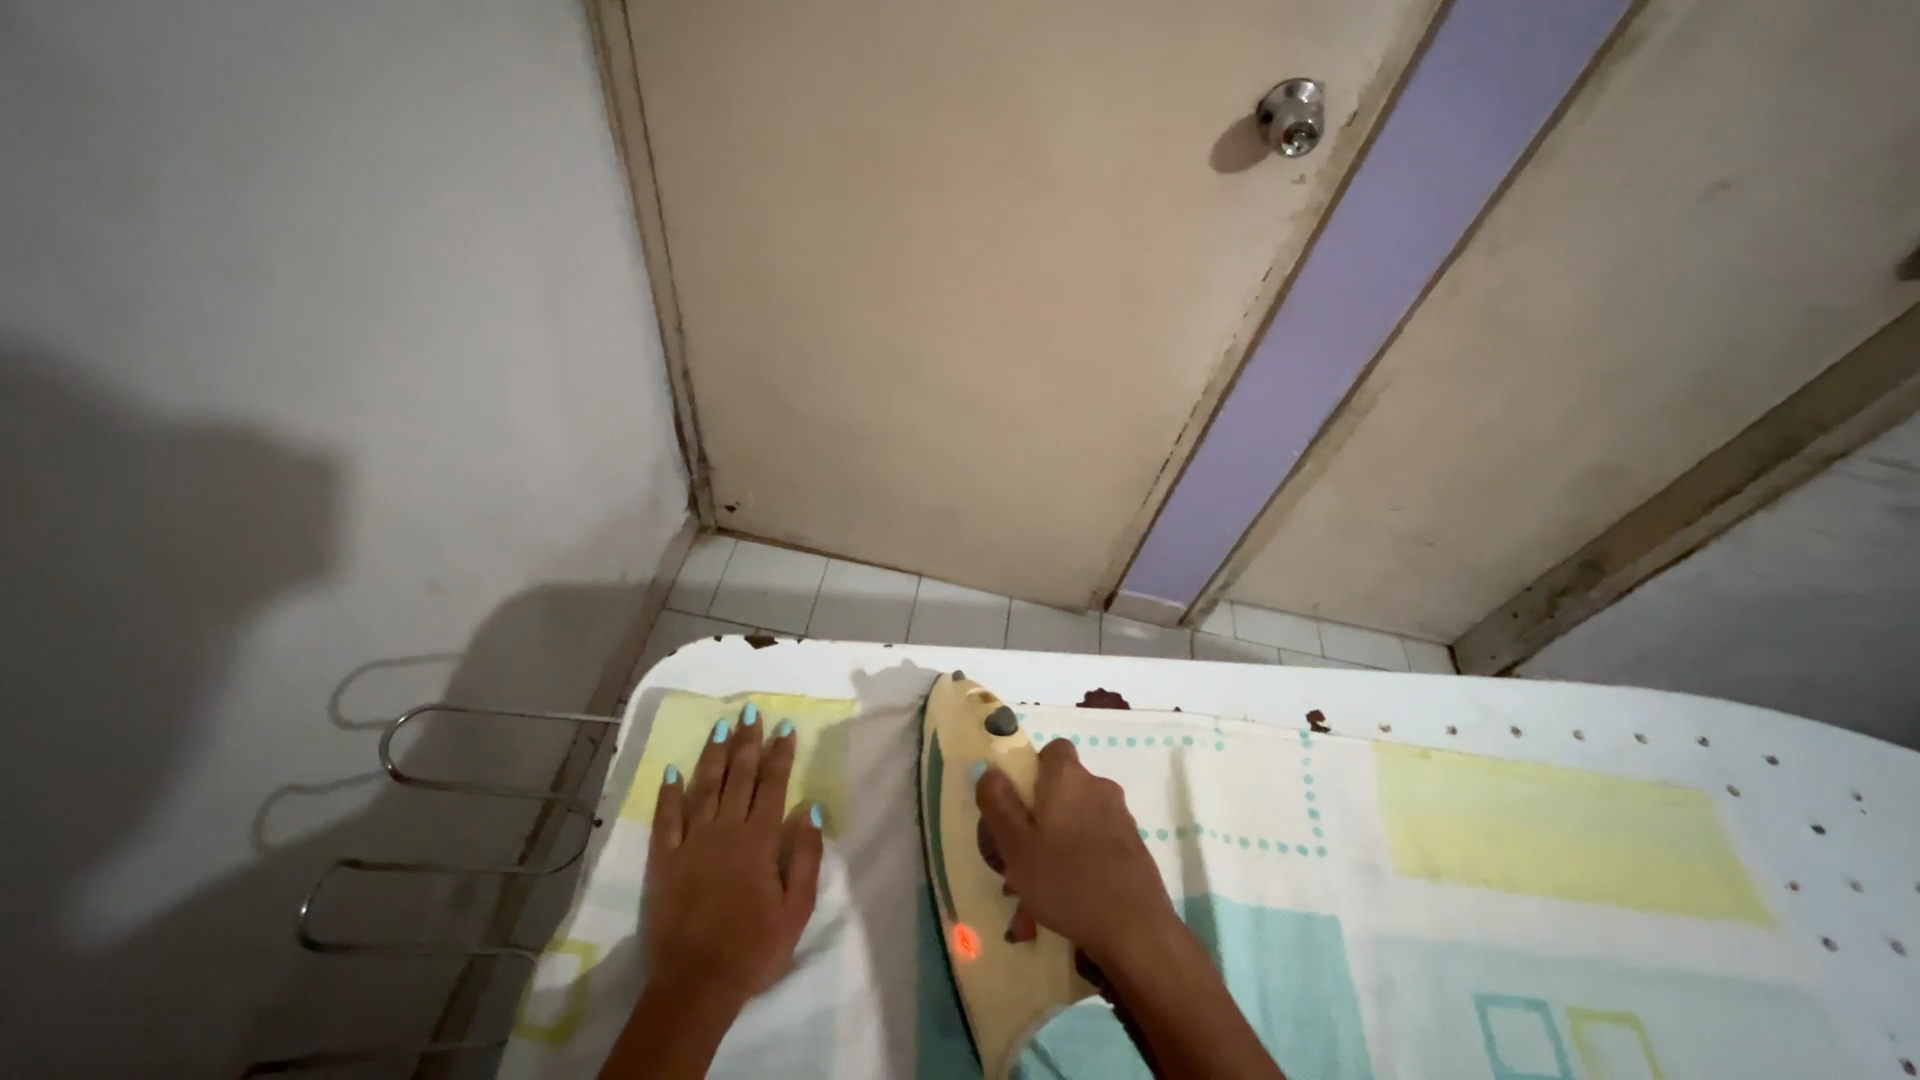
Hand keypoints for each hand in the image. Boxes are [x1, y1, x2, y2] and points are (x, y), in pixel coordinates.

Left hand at [643, 704, 823, 1008]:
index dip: (780, 754)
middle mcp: (725, 831)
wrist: (697, 981)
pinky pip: (666, 819)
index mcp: (759, 841)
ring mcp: (692, 843)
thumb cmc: (755, 947)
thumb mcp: (797, 908)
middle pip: (739, 777)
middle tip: (750, 711)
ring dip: (713, 755)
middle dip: (747, 741)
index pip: (773, 786)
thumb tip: (811, 809)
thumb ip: (804, 856)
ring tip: (720, 726)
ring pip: (704, 788)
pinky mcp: (665, 860)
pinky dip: (669, 794)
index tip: (785, 726)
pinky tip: (673, 772)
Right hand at [974, 738, 1175, 967]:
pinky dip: (1078, 866)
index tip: (1017, 804)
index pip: (1053, 750)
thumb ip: (998, 802)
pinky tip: (1064, 904)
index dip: (1033, 770)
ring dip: (1055, 849)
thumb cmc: (1064, 879)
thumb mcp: (1014, 844)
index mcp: (1068, 778)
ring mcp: (1120, 819)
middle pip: (1062, 790)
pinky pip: (1095, 847)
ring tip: (1034, 895)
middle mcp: (1098, 788)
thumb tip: (990, 769)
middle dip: (1039, 819)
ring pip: (1076, 824)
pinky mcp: (1134, 849)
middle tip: (1018, 858)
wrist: (1134, 928)